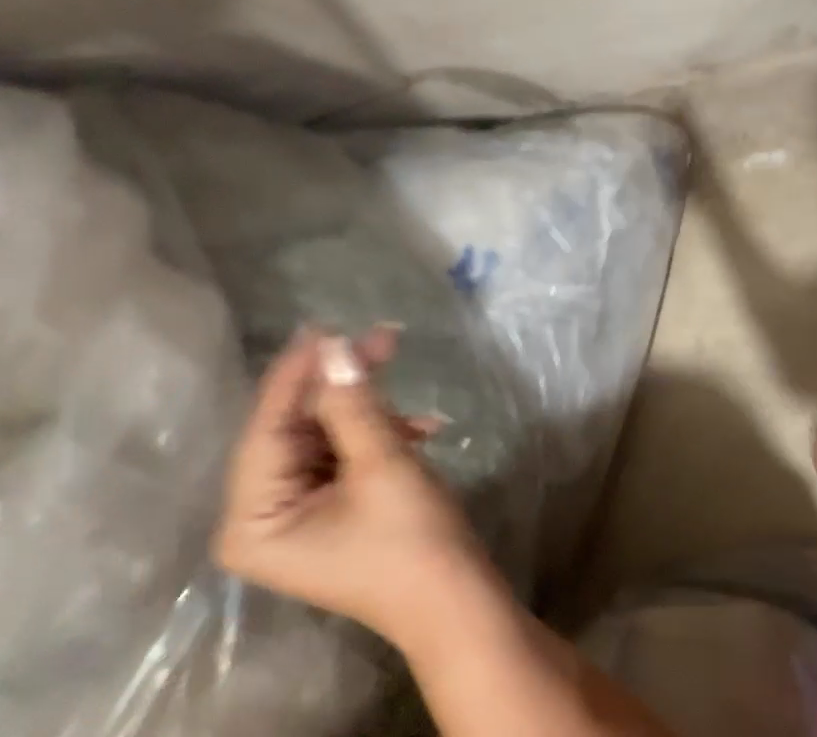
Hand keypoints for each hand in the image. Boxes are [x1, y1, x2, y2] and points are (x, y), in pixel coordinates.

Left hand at [215, 327, 496, 648]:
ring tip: (415, 400)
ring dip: (369, 415)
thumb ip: (356, 406)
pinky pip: (344, 463)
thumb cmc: (412, 540)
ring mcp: (296, 521)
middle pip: (295, 435)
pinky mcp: (331, 517)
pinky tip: (422, 430)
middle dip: (342, 389)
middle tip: (381, 340)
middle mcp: (259, 520)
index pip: (267, 430)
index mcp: (250, 519)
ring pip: (324, 444)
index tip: (326, 327)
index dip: (298, 376)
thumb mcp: (384, 465)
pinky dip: (380, 441)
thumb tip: (339, 349)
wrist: (456, 599)